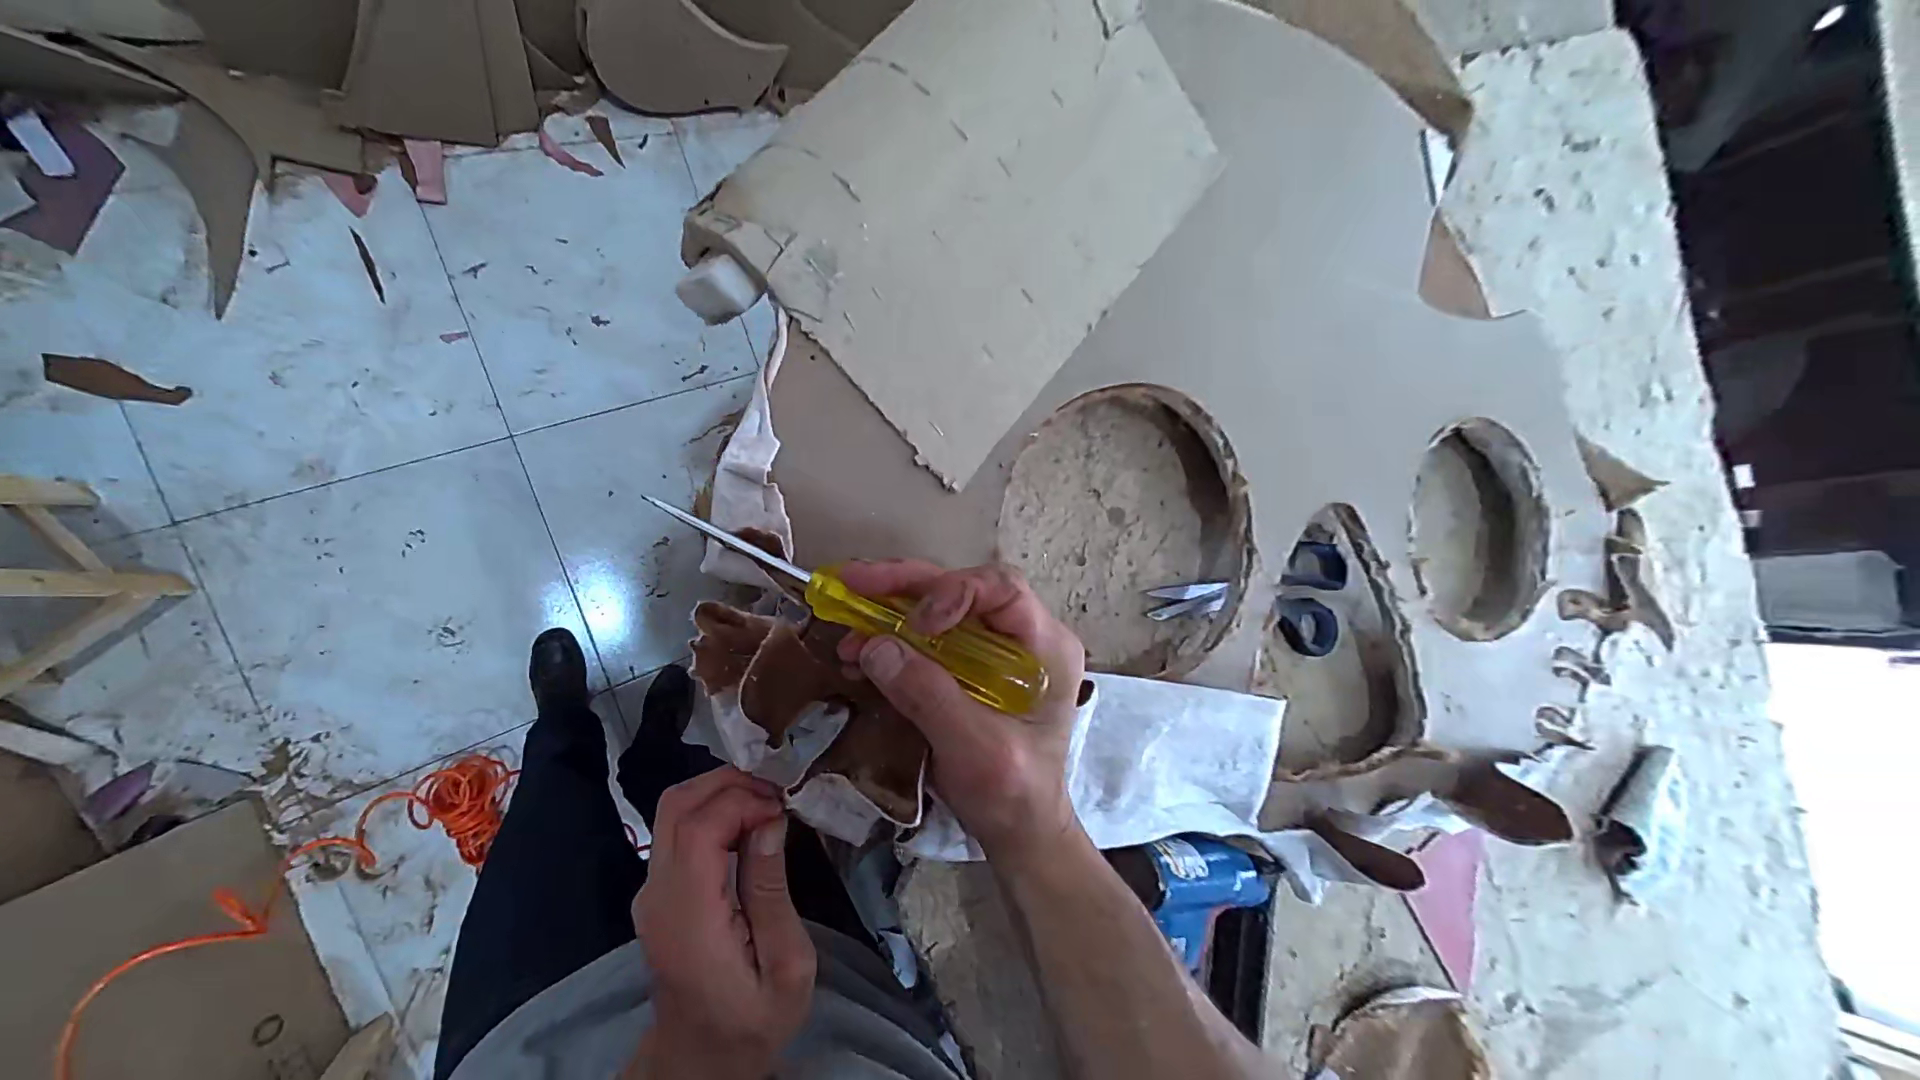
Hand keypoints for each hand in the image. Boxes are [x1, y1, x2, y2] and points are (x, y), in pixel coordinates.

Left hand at [628, 768, 815, 1079]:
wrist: (699, 1062)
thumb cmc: (752, 1022)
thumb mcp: (787, 966)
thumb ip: (772, 890)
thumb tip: (769, 821)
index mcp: (687, 917)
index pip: (697, 828)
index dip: (742, 801)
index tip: (784, 809)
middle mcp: (657, 895)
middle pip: (677, 805)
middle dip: (730, 782)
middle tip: (777, 795)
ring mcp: (650, 891)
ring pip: (673, 809)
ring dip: (721, 791)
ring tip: (766, 804)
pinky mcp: (657, 890)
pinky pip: (678, 828)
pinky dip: (713, 808)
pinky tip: (748, 822)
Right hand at [835, 561, 1088, 861]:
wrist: (1018, 830)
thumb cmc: (1013, 794)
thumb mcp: (976, 750)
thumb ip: (929, 696)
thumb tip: (875, 647)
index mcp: (1044, 646)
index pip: (1002, 589)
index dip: (954, 592)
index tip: (917, 624)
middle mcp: (1020, 636)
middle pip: (962, 588)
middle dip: (904, 584)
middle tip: (850, 583)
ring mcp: (991, 649)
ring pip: (937, 606)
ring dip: (887, 609)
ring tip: (844, 622)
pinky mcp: (964, 666)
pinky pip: (923, 637)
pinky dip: (887, 639)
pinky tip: (856, 654)